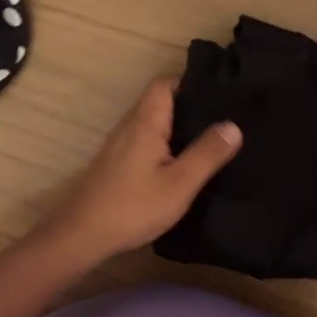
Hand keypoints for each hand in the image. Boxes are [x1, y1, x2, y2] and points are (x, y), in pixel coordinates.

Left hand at [31, 79, 241, 265]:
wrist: (82, 233)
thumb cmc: (133, 206)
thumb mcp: (179, 183)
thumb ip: (206, 153)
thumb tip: (233, 124)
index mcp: (145, 123)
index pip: (164, 84)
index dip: (189, 83)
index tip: (220, 92)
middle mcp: (129, 126)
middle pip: (158, 102)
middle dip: (189, 105)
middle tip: (224, 116)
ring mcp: (119, 146)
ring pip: (152, 124)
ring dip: (177, 127)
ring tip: (210, 137)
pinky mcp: (115, 164)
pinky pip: (145, 142)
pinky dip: (164, 144)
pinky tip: (181, 162)